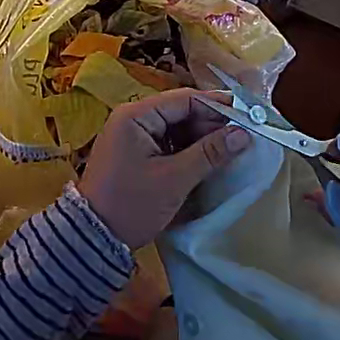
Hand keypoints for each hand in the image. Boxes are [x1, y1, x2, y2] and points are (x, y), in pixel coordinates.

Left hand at [77, 89, 250, 247]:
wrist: (92, 240)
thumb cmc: (132, 204)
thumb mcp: (175, 179)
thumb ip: (210, 153)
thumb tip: (244, 134)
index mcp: (136, 116)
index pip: (185, 99)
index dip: (218, 106)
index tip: (248, 115)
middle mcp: (133, 119)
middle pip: (182, 111)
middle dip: (212, 123)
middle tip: (244, 135)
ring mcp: (134, 136)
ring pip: (178, 127)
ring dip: (203, 137)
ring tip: (232, 147)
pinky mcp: (137, 154)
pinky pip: (170, 142)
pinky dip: (190, 149)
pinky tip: (211, 158)